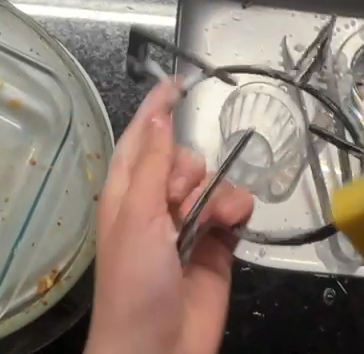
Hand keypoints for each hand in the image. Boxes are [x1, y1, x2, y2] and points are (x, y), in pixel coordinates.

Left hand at [85, 81, 255, 353]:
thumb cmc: (134, 283)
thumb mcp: (137, 216)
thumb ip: (153, 163)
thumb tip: (158, 115)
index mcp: (128, 188)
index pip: (144, 134)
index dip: (158, 107)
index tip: (178, 81)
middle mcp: (157, 200)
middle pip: (184, 156)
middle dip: (189, 170)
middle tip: (179, 200)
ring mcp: (188, 222)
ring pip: (212, 179)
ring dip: (215, 192)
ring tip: (205, 222)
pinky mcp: (216, 243)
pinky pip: (233, 206)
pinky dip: (236, 208)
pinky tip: (231, 223)